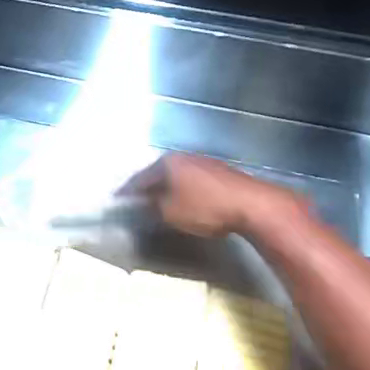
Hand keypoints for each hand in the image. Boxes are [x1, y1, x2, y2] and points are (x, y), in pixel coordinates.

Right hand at [119, 153, 304, 237]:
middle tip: (136, 204)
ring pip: (176, 176)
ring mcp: (204, 161)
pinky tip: (185, 201)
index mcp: (166, 162)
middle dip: (146, 188)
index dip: (126, 193)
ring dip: (166, 189)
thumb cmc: (205, 208)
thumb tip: (142, 205)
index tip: (117, 204)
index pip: (138, 178)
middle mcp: (183, 156)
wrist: (253, 205)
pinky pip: (192, 180)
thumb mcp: (170, 213)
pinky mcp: (220, 172)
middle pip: (157, 174)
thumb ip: (151, 207)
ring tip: (159, 204)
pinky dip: (184, 190)